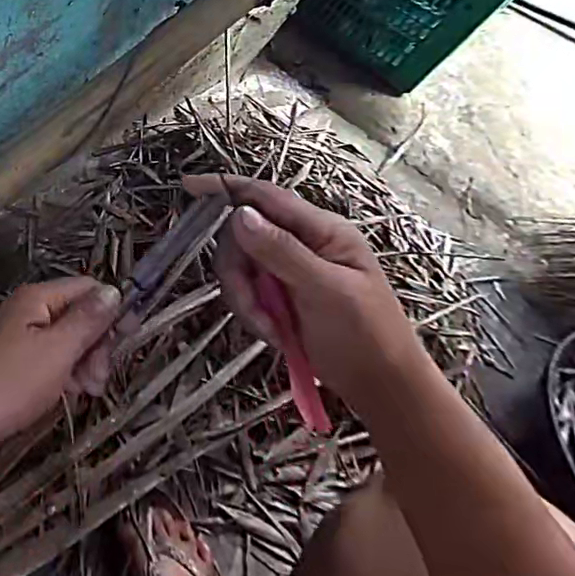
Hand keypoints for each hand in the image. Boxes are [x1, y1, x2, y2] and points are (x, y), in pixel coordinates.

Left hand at [0, 277, 121, 462]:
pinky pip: (52, 359)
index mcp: (38, 298)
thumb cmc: (9, 385)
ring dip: (84, 363)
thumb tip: (115, 290)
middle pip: (80, 314)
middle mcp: (29, 310)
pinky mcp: (15, 363)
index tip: (124, 343)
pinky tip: (69, 394)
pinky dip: (66, 374)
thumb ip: (88, 320)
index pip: (88, 288)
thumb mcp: (57, 352)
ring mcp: (20, 337)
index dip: (111, 312)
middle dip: (97, 344)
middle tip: (97, 378)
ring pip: (68, 341)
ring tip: (84, 391)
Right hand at [182, 173, 427, 406]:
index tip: (189, 185)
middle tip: (253, 307)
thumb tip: (240, 214)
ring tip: (268, 328)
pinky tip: (273, 333)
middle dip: (238, 271)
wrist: (385, 390)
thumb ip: (282, 251)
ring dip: (244, 298)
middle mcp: (302, 241)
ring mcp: (290, 268)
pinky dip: (251, 311)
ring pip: (240, 264)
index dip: (225, 187)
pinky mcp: (281, 293)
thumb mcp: (326, 291)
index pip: (265, 196)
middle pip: (243, 235)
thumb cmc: (368, 337)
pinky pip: (247, 290)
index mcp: (322, 230)